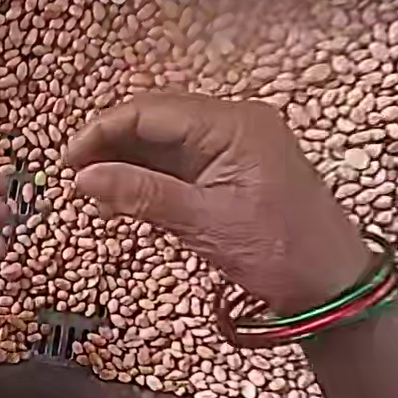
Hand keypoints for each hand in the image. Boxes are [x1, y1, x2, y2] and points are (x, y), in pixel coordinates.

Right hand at [63, 93, 369, 313]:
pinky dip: (139, 181)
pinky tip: (116, 202)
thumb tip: (83, 177)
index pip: (150, 111)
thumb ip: (141, 194)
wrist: (329, 286)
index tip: (67, 162)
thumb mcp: (203, 222)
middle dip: (107, 146)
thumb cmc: (277, 250)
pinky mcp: (222, 173)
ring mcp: (226, 149)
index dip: (101, 131)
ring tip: (90, 193)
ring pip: (157, 145)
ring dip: (120, 165)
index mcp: (232, 125)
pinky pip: (169, 167)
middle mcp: (229, 126)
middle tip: (73, 178)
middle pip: (151, 122)